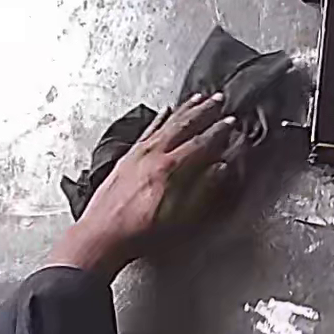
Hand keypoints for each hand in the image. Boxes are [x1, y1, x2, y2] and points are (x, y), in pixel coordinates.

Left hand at [47, 93, 238, 278]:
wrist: (102, 235)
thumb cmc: (140, 233)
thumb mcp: (180, 219)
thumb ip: (202, 190)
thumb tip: (220, 169)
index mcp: (169, 169)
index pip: (201, 143)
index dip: (219, 131)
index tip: (231, 122)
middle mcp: (153, 155)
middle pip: (184, 125)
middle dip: (204, 110)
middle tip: (219, 98)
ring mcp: (138, 153)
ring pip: (166, 123)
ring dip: (185, 109)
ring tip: (198, 98)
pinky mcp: (127, 157)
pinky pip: (148, 130)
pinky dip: (159, 118)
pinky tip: (165, 112)